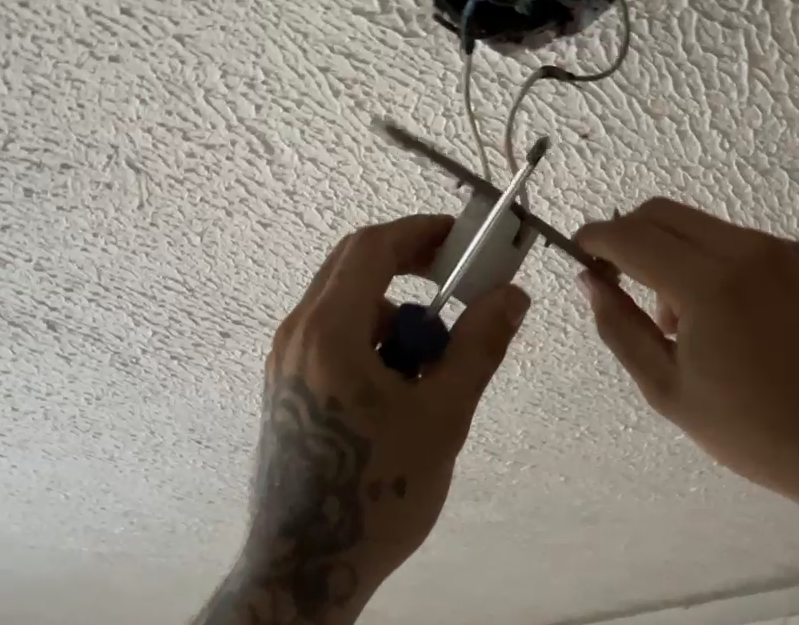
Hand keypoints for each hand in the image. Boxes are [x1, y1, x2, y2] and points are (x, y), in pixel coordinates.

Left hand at [194, 215, 531, 624]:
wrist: (303, 566)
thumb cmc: (375, 491)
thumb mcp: (442, 416)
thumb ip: (478, 346)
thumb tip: (512, 295)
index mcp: (329, 330)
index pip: (372, 247)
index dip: (419, 232)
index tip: (461, 239)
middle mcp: (298, 332)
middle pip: (353, 266)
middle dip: (407, 264)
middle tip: (454, 281)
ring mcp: (287, 359)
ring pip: (344, 303)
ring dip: (392, 310)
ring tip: (431, 361)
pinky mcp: (287, 385)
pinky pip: (333, 335)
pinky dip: (371, 337)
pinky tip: (399, 388)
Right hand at [574, 199, 798, 504]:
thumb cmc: (759, 434)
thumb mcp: (669, 390)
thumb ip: (619, 326)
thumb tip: (589, 280)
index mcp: (710, 284)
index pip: (630, 235)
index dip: (595, 238)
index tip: (579, 253)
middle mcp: (749, 251)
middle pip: (663, 212)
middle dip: (629, 236)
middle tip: (622, 283)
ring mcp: (787, 252)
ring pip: (703, 226)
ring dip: (674, 253)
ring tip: (686, 320)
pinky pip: (744, 244)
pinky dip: (716, 263)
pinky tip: (732, 319)